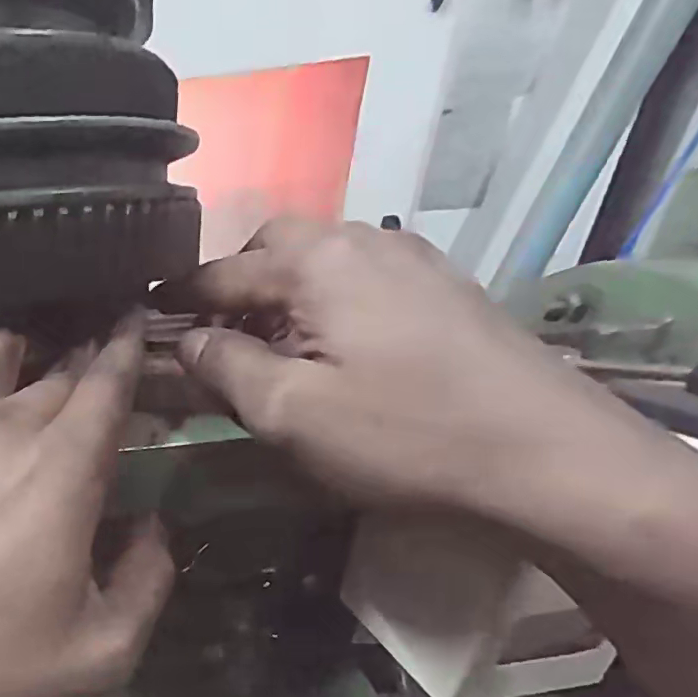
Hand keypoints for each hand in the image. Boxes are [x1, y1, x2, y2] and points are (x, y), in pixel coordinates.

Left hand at [0, 315, 175, 696]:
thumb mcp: (105, 649)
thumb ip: (150, 577)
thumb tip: (152, 524)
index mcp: (62, 471)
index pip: (107, 384)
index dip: (127, 348)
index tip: (132, 320)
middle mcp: (1, 428)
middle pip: (56, 369)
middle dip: (84, 358)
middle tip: (93, 360)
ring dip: (19, 348)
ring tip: (25, 361)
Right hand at [158, 217, 677, 514]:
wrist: (548, 455)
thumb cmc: (403, 433)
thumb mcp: (290, 411)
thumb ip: (225, 367)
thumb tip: (187, 340)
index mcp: (317, 262)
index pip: (224, 272)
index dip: (180, 297)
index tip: (148, 317)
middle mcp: (364, 241)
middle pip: (276, 245)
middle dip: (236, 281)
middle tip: (217, 333)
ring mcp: (413, 260)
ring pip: (322, 258)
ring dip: (283, 290)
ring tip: (271, 342)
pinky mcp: (444, 288)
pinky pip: (361, 277)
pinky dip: (327, 299)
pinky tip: (335, 344)